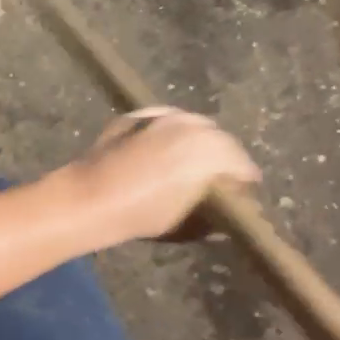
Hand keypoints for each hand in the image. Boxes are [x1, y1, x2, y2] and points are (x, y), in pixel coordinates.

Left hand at [52, 107, 261, 242]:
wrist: (95, 194)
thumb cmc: (149, 213)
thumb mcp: (197, 224)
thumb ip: (218, 214)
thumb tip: (225, 214)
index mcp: (214, 151)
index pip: (243, 166)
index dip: (243, 182)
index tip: (239, 194)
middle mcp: (190, 126)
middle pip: (219, 138)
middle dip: (221, 156)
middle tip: (215, 176)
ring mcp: (159, 114)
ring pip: (191, 123)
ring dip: (195, 139)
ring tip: (190, 160)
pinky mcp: (133, 114)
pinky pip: (161, 118)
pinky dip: (167, 130)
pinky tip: (163, 146)